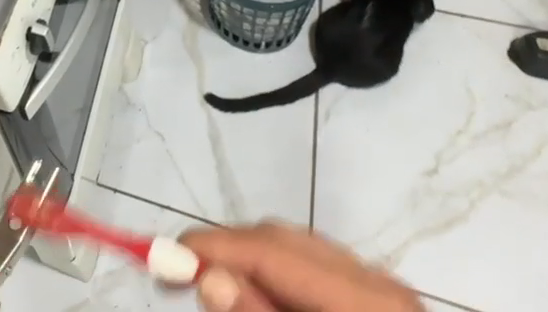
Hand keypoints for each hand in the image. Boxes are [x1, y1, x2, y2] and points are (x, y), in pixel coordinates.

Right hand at [179, 223, 421, 311]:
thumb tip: (209, 278)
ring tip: (216, 293)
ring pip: (299, 252)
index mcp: (368, 304)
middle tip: (178, 278)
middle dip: (228, 253)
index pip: (272, 250)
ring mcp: (388, 296)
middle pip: (283, 242)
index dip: (212, 248)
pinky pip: (318, 274)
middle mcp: (381, 286)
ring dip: (251, 265)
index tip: (160, 258)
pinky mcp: (384, 307)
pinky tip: (261, 306)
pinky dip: (280, 282)